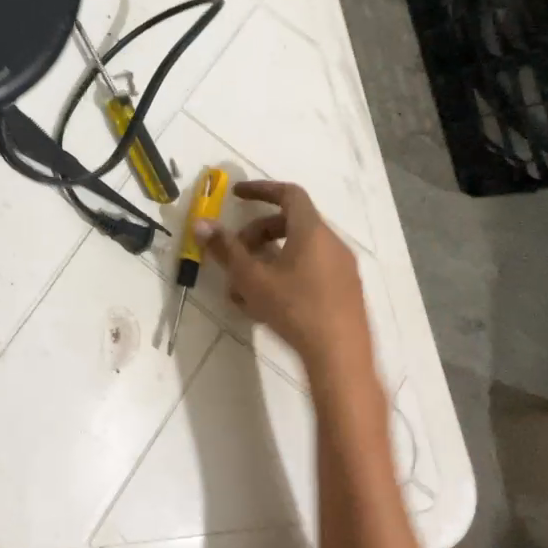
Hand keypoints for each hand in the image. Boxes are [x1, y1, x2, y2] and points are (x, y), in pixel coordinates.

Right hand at [196, 180, 372, 377]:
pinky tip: (266, 303)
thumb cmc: (294, 309)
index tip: (236, 195)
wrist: (341, 358)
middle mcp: (332, 244)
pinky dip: (285, 273)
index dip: (260, 190)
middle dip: (257, 233)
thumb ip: (225, 248)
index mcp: (312, 232)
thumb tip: (202, 223)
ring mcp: (343, 269)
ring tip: (244, 285)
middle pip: (290, 223)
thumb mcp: (251, 277)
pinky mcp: (345, 292)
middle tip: (234, 251)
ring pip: (298, 250)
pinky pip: (310, 269)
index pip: (289, 194)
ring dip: (267, 258)